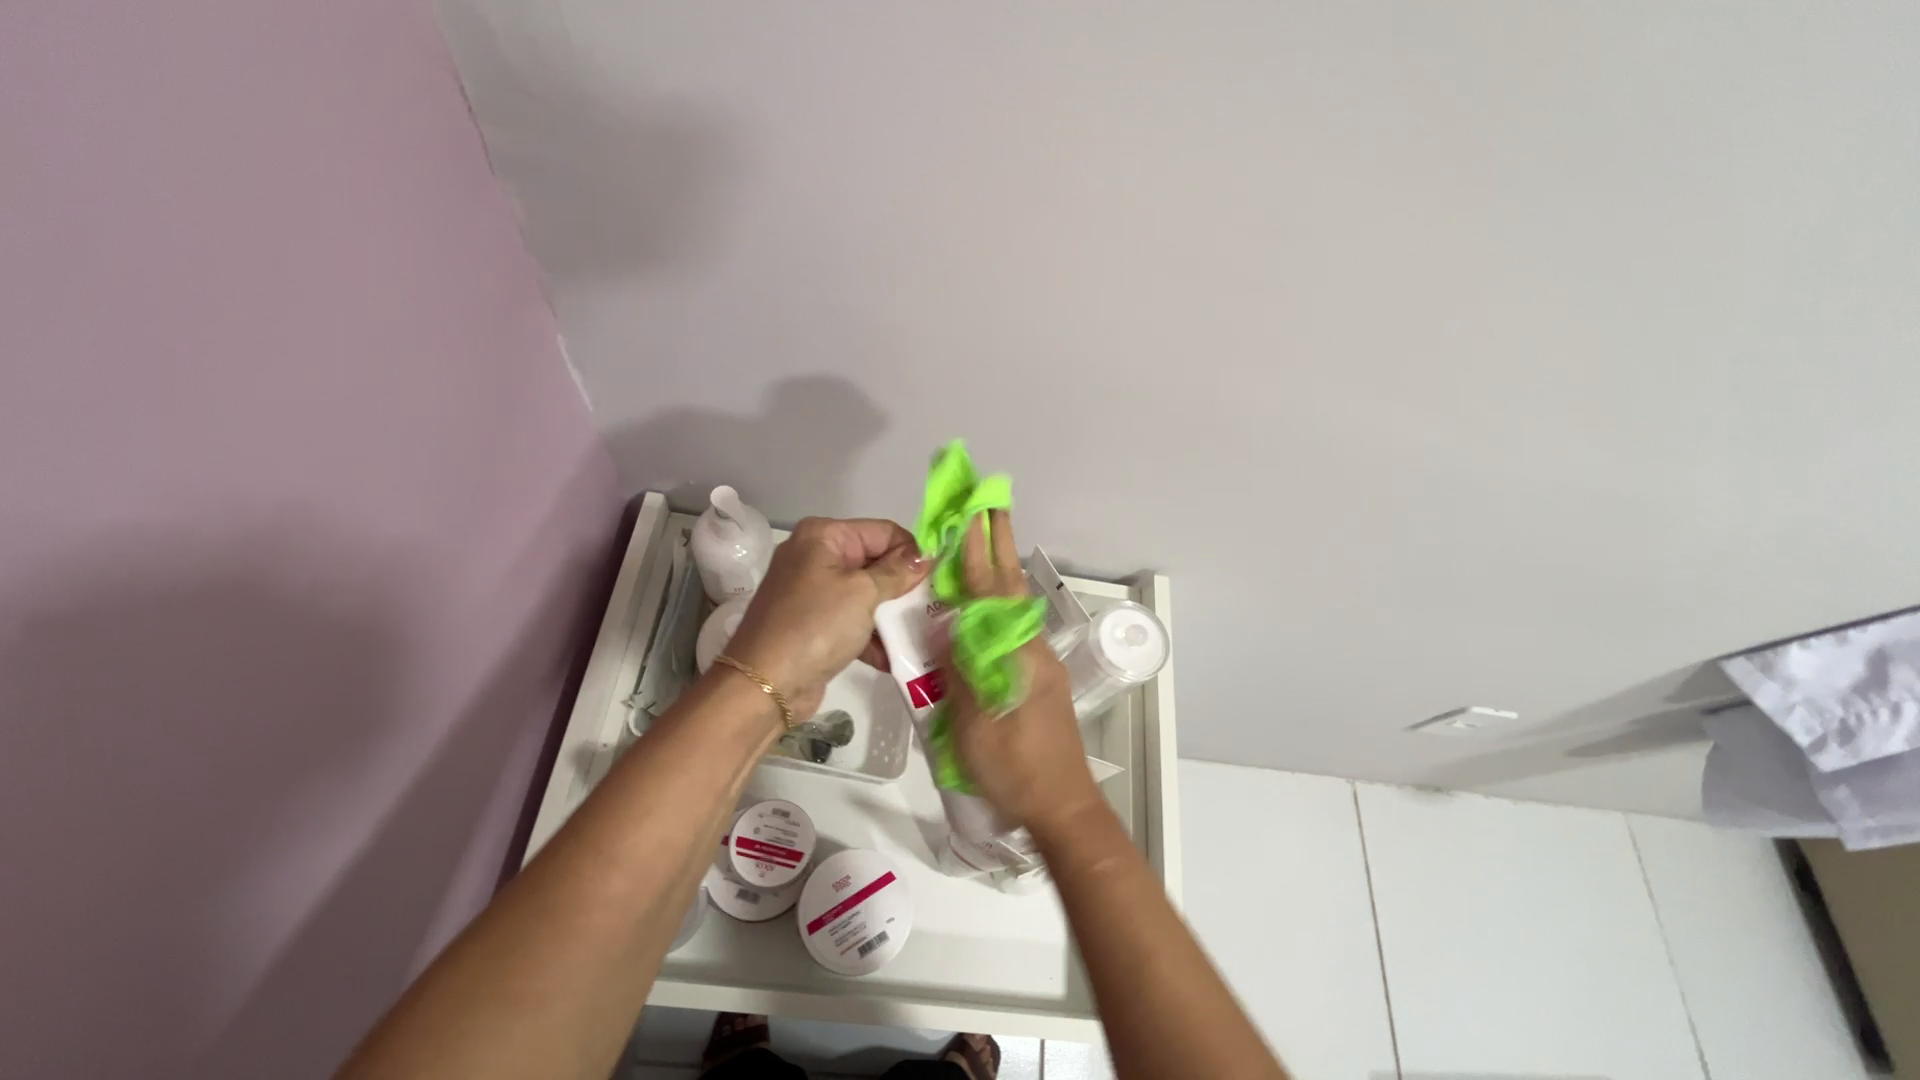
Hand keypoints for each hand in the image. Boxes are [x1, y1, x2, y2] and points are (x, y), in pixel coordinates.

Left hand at [722, 517, 929, 722]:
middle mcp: (816, 557)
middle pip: (876, 562)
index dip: (911, 554)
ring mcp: (813, 593)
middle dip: (904, 587)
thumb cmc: (815, 626)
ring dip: (892, 616)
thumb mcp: (863, 593)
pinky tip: (897, 658)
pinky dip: (873, 637)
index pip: (883, 531)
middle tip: (935, 608)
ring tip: (923, 633)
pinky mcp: (815, 625)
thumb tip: (924, 558)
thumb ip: (897, 572)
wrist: (765, 684)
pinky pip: (853, 622)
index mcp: (824, 536)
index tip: (934, 581)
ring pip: (867, 595)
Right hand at [944, 511, 1105, 833]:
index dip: (978, 554)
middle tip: (989, 509)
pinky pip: (1011, 633)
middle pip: (1010, 591)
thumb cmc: (1014, 769)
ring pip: (1013, 611)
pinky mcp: (1038, 684)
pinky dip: (996, 610)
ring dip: (998, 576)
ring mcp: (1038, 667)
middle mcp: (1032, 652)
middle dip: (998, 548)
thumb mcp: (974, 723)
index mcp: (1016, 656)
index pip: (992, 594)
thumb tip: (946, 628)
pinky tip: (984, 613)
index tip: (972, 513)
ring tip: (981, 550)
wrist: (1062, 808)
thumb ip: (960, 672)